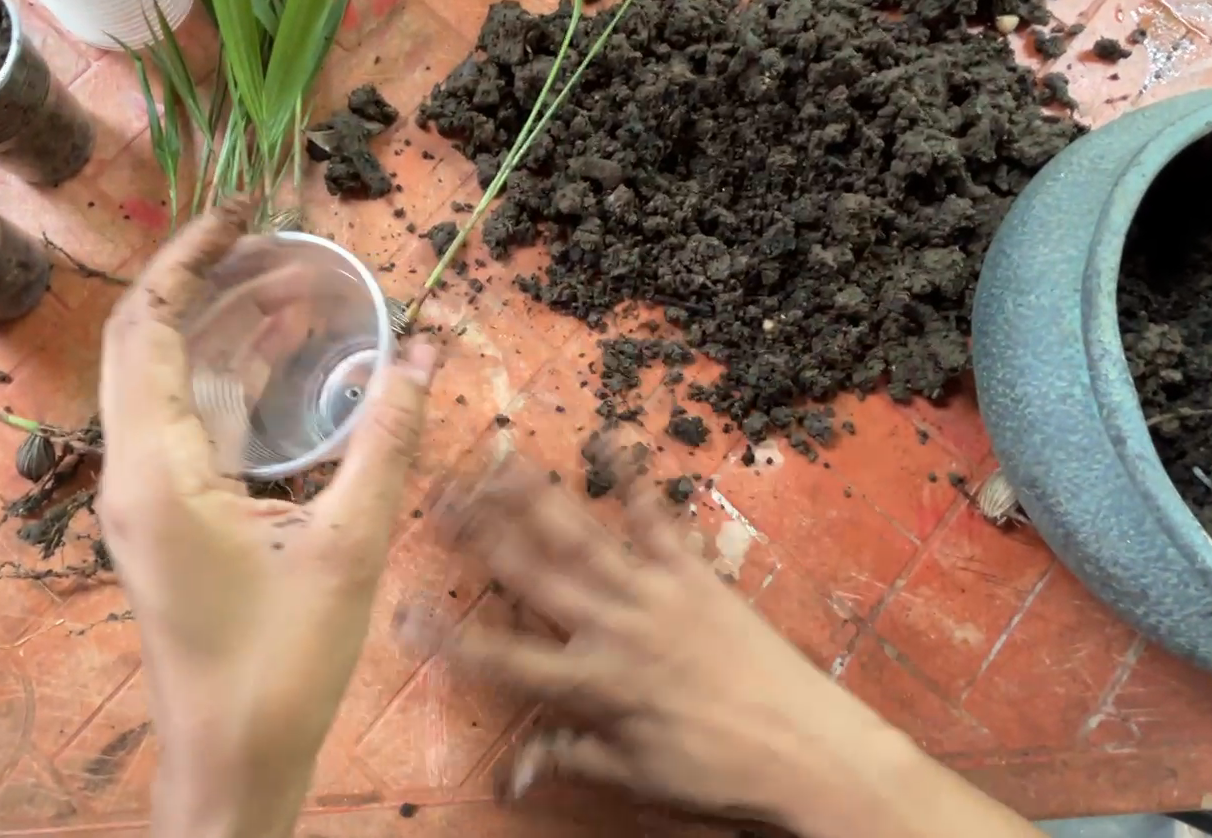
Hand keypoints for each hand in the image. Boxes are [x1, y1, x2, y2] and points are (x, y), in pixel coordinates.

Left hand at [97, 199, 437, 837]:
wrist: (234, 763)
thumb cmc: (284, 664)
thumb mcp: (351, 545)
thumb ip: (388, 441)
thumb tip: (425, 351)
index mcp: (157, 470)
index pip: (147, 328)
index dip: (187, 258)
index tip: (243, 215)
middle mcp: (136, 470)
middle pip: (150, 341)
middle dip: (212, 282)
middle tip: (284, 245)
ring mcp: (149, 493)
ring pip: (173, 378)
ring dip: (227, 328)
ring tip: (298, 290)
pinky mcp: (172, 512)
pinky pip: (194, 417)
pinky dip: (236, 377)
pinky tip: (289, 362)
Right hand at [422, 454, 1042, 837]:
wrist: (807, 747)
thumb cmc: (716, 768)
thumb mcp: (636, 775)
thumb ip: (570, 757)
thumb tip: (510, 771)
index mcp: (591, 683)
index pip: (501, 660)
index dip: (447, 639)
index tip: (404, 611)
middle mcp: (610, 626)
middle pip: (529, 573)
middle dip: (478, 532)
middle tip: (440, 493)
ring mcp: (651, 590)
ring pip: (580, 535)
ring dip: (536, 494)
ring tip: (501, 456)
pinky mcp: (690, 569)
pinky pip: (656, 517)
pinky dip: (634, 478)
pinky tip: (614, 437)